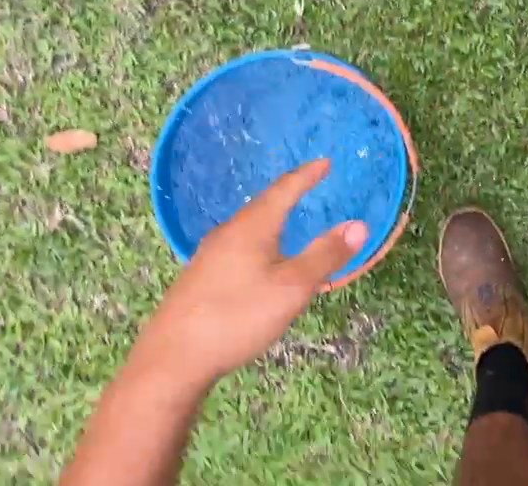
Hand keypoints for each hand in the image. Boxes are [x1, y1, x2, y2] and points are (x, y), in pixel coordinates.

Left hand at [129, 159, 366, 391]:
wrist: (168, 363)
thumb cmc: (237, 317)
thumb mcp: (292, 288)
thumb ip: (326, 255)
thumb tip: (359, 224)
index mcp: (253, 227)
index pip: (285, 189)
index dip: (307, 175)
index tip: (325, 163)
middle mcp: (228, 233)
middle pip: (263, 205)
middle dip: (287, 195)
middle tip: (308, 187)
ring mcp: (208, 256)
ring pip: (247, 227)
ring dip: (270, 220)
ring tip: (286, 222)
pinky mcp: (197, 280)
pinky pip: (236, 247)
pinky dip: (257, 242)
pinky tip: (257, 262)